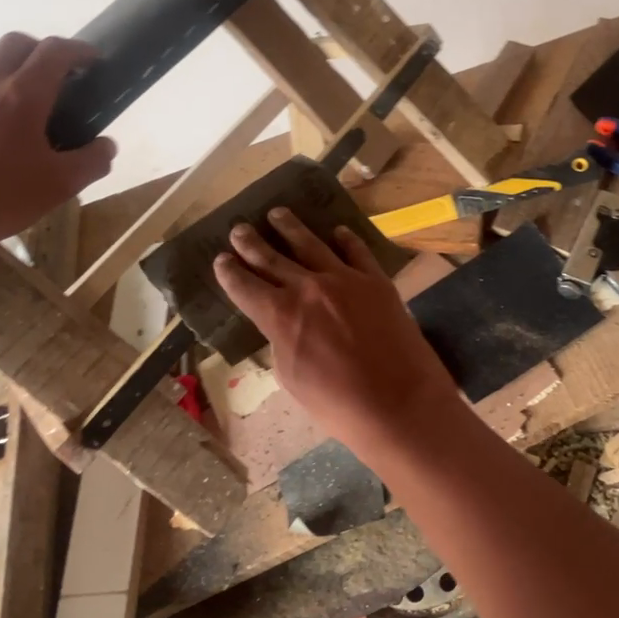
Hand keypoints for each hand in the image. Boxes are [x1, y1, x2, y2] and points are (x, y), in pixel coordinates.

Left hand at [0, 33, 116, 280]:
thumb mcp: (61, 185)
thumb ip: (93, 160)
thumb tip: (106, 145)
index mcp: (21, 95)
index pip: (54, 51)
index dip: (79, 50)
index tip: (93, 60)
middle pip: (15, 43)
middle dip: (42, 50)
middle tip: (59, 76)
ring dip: (9, 64)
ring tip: (22, 95)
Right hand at [213, 209, 463, 452]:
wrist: (398, 401)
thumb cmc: (337, 404)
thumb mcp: (292, 378)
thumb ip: (282, 342)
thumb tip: (282, 326)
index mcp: (280, 315)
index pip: (245, 286)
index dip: (229, 272)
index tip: (220, 259)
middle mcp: (308, 287)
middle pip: (272, 258)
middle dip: (251, 242)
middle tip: (239, 227)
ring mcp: (345, 279)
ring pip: (311, 244)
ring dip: (290, 227)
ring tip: (278, 213)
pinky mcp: (375, 280)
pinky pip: (356, 251)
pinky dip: (345, 239)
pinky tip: (338, 231)